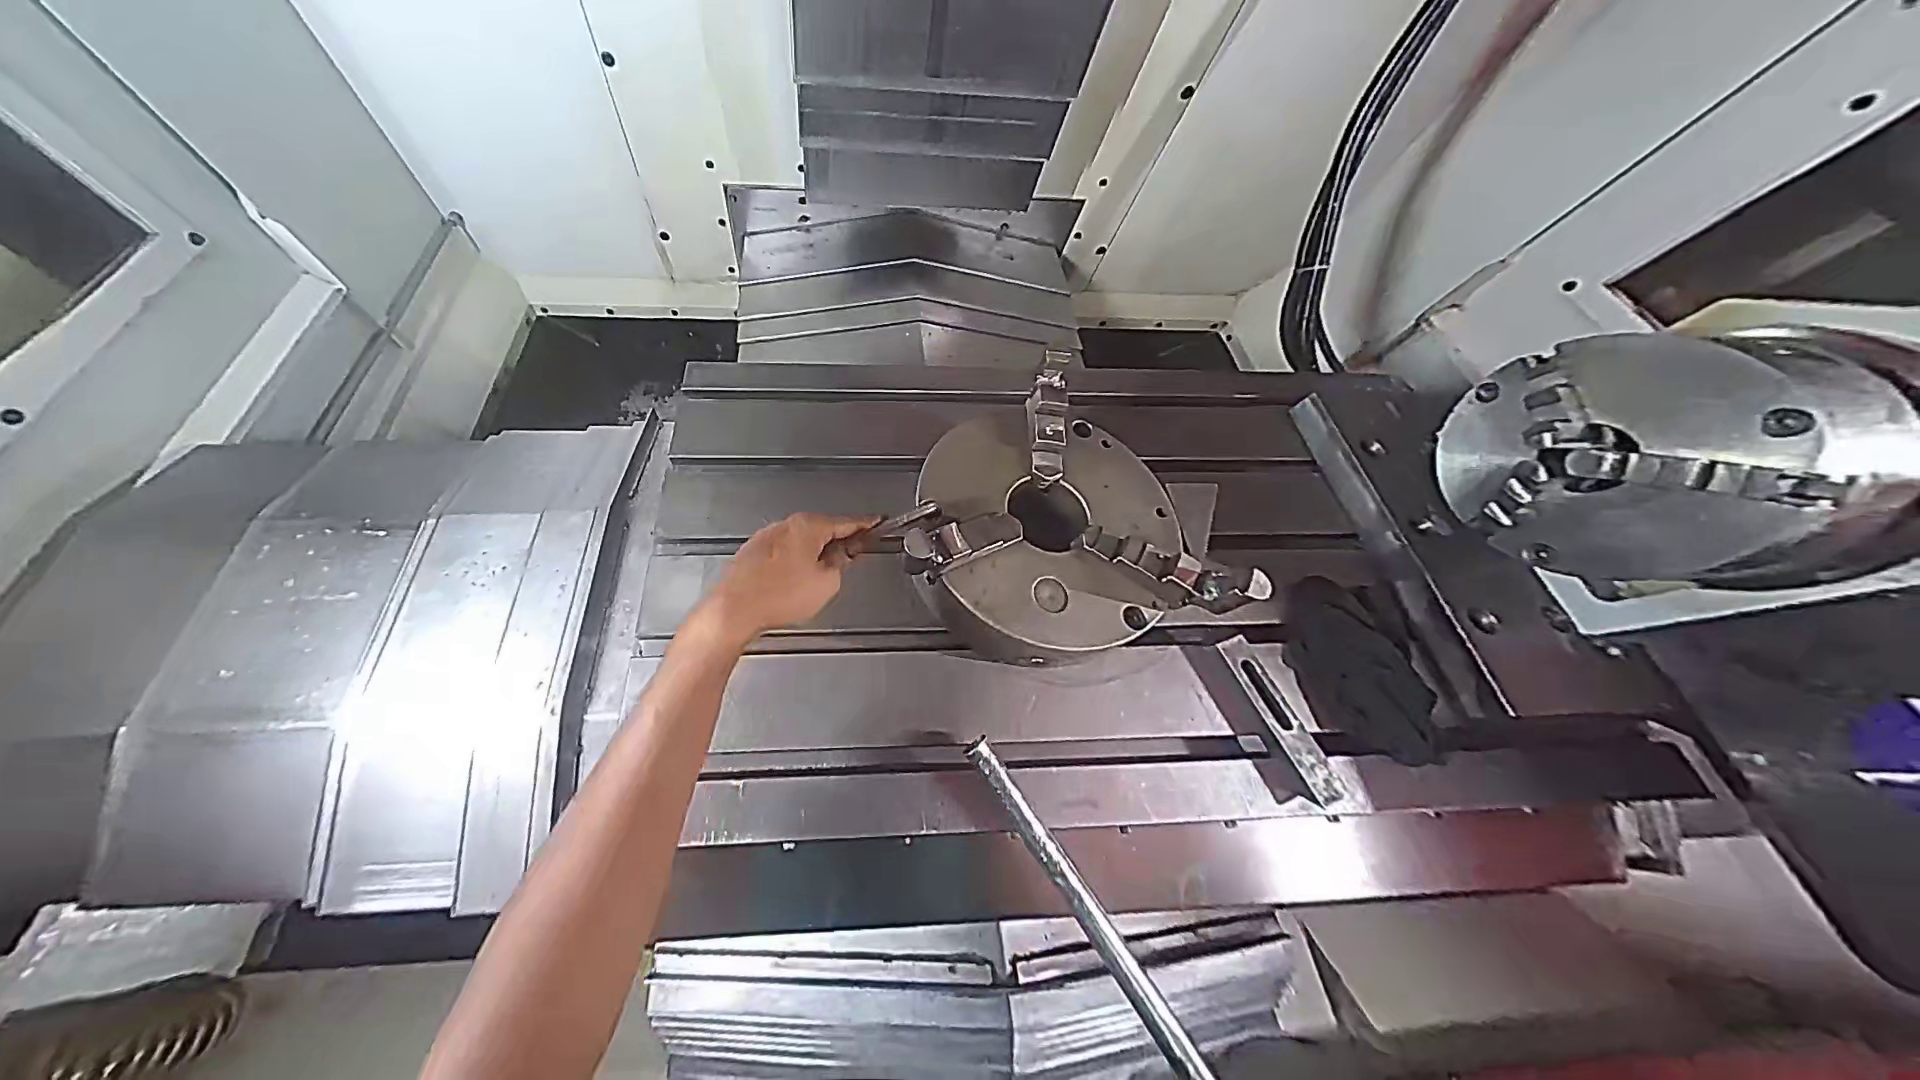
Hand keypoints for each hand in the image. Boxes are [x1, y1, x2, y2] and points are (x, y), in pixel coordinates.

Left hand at [696, 512, 878, 644]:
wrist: (734, 609)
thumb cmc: (776, 595)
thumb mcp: (827, 583)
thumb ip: (840, 564)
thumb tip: (841, 557)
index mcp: (808, 526)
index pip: (846, 522)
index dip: (865, 524)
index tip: (874, 522)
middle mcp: (785, 526)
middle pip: (821, 530)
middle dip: (836, 543)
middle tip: (849, 558)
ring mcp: (766, 538)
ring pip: (800, 543)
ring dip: (812, 557)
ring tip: (814, 583)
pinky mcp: (752, 553)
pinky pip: (782, 554)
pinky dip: (792, 565)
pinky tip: (792, 585)